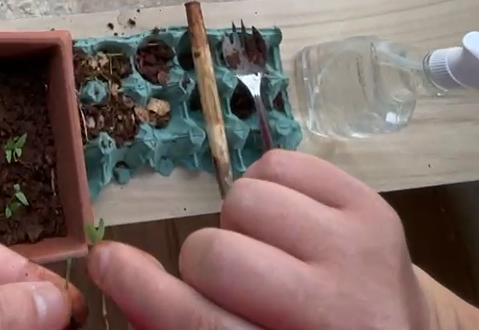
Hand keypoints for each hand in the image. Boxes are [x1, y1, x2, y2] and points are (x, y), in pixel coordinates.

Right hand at [86, 150, 433, 329]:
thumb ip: (176, 319)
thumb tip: (109, 264)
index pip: (203, 326)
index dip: (144, 291)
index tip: (104, 260)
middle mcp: (346, 316)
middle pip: (215, 255)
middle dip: (205, 267)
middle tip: (234, 289)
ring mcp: (365, 256)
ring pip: (243, 201)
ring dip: (239, 227)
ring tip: (269, 257)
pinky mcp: (374, 209)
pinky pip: (277, 165)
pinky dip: (268, 191)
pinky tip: (290, 229)